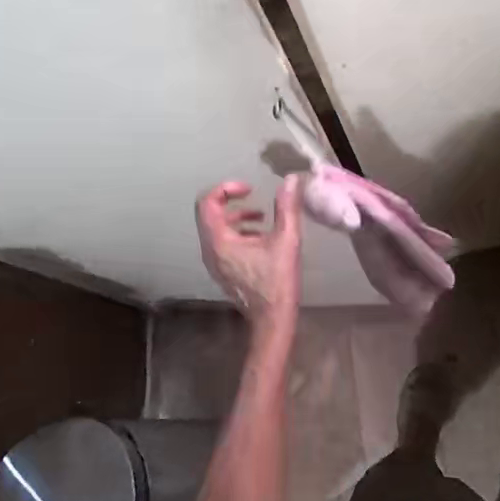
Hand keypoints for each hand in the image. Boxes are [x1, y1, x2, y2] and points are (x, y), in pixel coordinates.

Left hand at [196, 177, 302, 330]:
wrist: (271, 321)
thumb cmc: (277, 282)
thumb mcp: (287, 241)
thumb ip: (287, 208)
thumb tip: (291, 180)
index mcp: (219, 241)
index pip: (207, 202)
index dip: (226, 189)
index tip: (249, 189)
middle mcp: (210, 250)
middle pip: (209, 213)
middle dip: (231, 201)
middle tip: (252, 196)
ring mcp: (214, 262)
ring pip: (215, 228)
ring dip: (235, 217)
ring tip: (261, 217)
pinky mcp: (222, 270)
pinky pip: (221, 242)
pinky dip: (237, 232)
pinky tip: (261, 237)